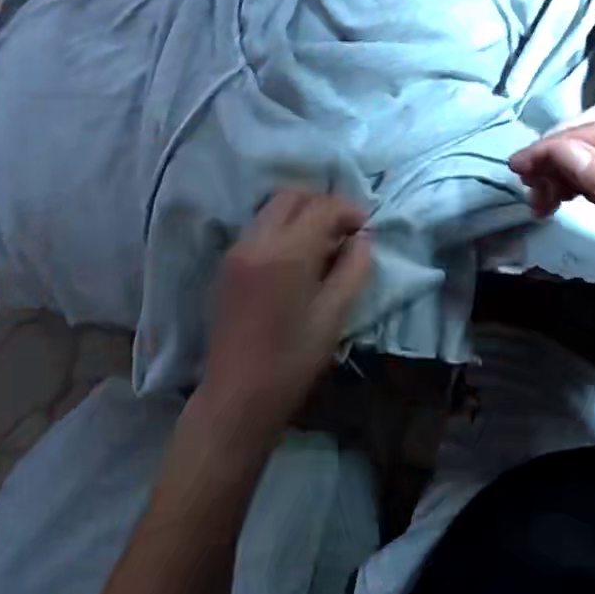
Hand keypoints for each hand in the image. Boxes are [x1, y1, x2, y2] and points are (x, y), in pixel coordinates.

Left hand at [200, 190, 372, 434]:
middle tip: (345, 229)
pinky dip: (284, 228)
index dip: (349, 210)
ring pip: (273, 209)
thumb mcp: (335, 315)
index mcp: (287, 252)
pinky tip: (299, 258)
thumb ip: (354, 269)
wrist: (237, 397)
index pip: (322, 207)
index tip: (366, 228)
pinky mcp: (227, 266)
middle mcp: (257, 241)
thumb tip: (362, 239)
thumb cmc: (292, 360)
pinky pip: (259, 228)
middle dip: (323, 203)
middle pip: (292, 196)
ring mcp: (237, 251)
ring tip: (325, 244)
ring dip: (302, 214)